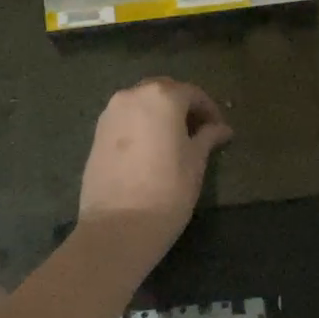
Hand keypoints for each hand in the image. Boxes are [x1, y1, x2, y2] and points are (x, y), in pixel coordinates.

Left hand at [77, 77, 232, 265]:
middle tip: (199, 131)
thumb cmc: (168, 190)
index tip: (220, 131)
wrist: (118, 226)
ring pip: (142, 103)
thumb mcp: (196, 162)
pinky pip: (126, 120)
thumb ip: (208, 138)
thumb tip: (221, 129)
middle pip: (163, 91)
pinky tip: (152, 149)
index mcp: (161, 97)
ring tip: (175, 141)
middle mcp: (132, 96)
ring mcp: (110, 114)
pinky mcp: (96, 134)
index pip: (193, 93)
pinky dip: (142, 126)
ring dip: (160, 115)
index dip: (210, 110)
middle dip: (183, 107)